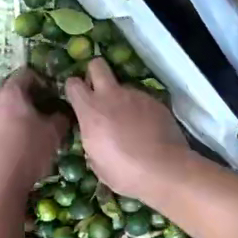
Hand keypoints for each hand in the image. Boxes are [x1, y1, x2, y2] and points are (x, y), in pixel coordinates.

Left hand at [0, 68, 68, 193]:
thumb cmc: (28, 152)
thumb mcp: (53, 133)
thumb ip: (61, 117)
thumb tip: (63, 113)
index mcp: (10, 92)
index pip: (27, 73)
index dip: (43, 81)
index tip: (54, 95)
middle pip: (12, 88)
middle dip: (30, 96)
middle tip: (45, 110)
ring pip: (2, 105)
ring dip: (17, 110)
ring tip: (32, 127)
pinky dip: (7, 124)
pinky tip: (17, 141)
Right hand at [63, 59, 192, 200]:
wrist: (164, 170)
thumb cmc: (124, 172)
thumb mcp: (95, 161)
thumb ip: (91, 138)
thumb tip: (94, 134)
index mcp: (91, 110)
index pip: (73, 83)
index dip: (74, 88)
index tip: (77, 98)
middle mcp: (112, 95)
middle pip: (97, 65)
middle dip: (94, 73)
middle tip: (98, 92)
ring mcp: (136, 95)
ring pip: (123, 86)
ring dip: (121, 98)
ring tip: (129, 122)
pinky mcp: (155, 101)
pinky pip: (142, 99)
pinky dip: (140, 109)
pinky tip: (147, 128)